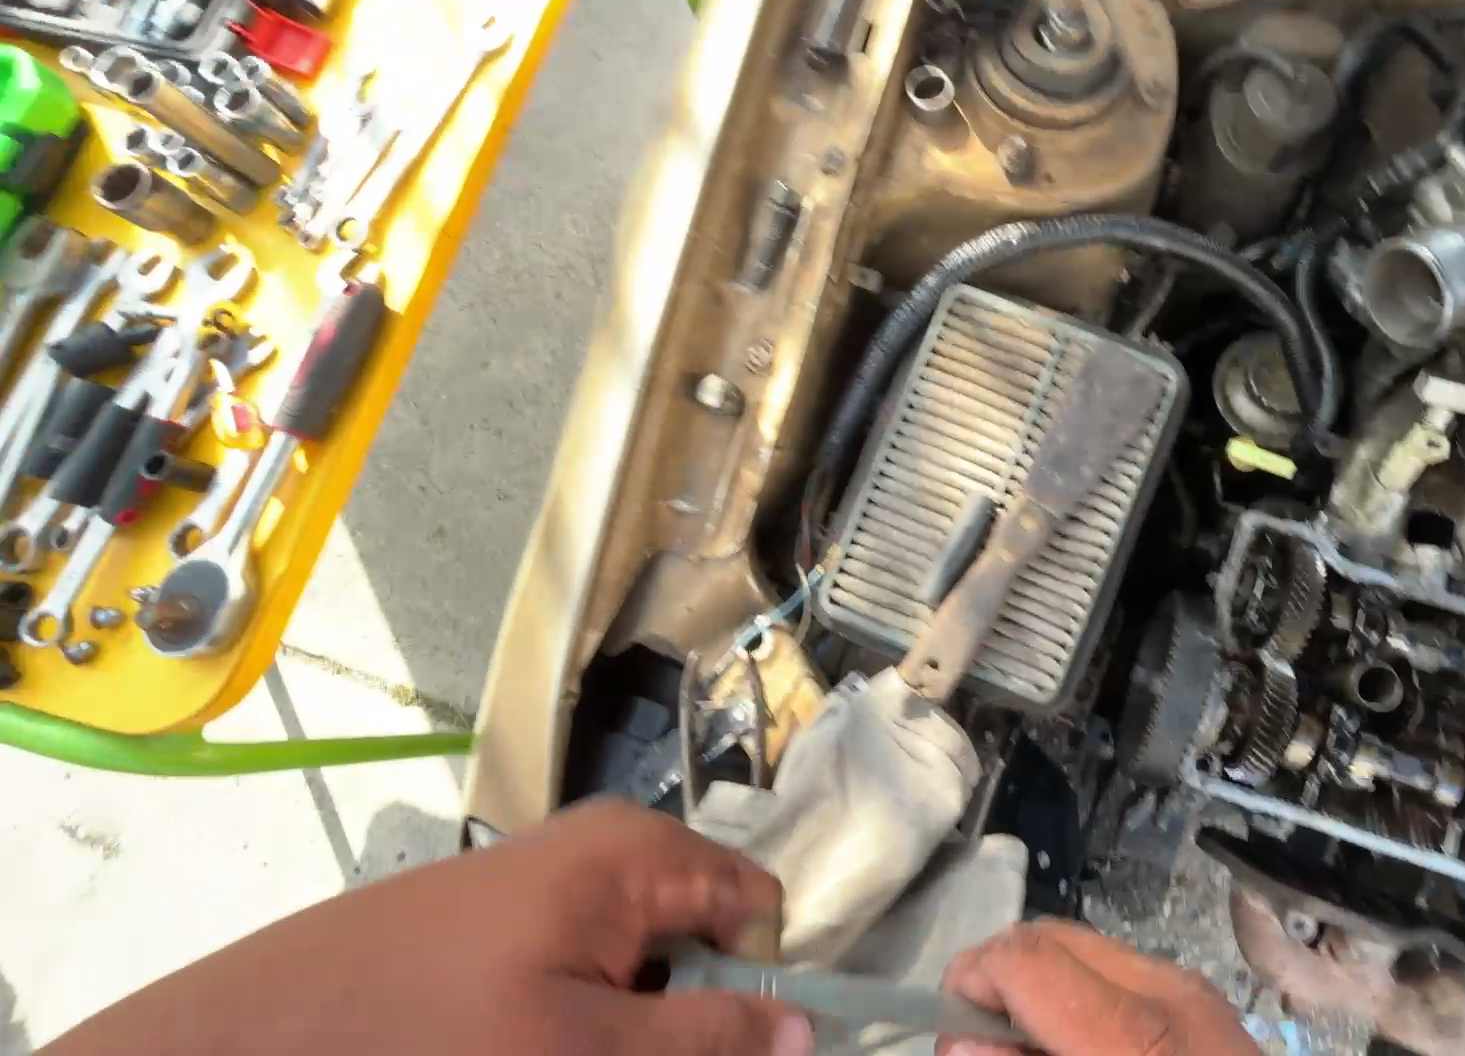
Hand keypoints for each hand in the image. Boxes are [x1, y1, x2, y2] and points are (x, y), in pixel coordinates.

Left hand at [46, 800, 813, 1055]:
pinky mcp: (526, 903)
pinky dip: (596, 1009)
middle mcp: (615, 844)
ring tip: (585, 1050)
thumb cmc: (429, 1035)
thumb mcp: (582, 1052)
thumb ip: (703, 1040)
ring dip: (642, 1018)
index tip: (731, 1049)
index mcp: (643, 851)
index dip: (760, 979)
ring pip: (650, 953)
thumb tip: (807, 1033)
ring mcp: (566, 870)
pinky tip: (550, 1042)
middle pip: (704, 929)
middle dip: (694, 1008)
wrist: (244, 1042)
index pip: (757, 904)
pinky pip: (599, 956)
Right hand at [937, 921, 1259, 1055]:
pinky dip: (1080, 997)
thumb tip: (959, 1040)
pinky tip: (1081, 1046)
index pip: (1028, 957)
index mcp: (1137, 1040)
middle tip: (980, 1043)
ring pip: (1084, 948)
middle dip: (1001, 978)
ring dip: (1040, 987)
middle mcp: (1172, 995)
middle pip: (1052, 936)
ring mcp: (1197, 995)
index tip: (950, 1034)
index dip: (972, 983)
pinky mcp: (1209, 1007)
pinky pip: (1120, 973)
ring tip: (1030, 1046)